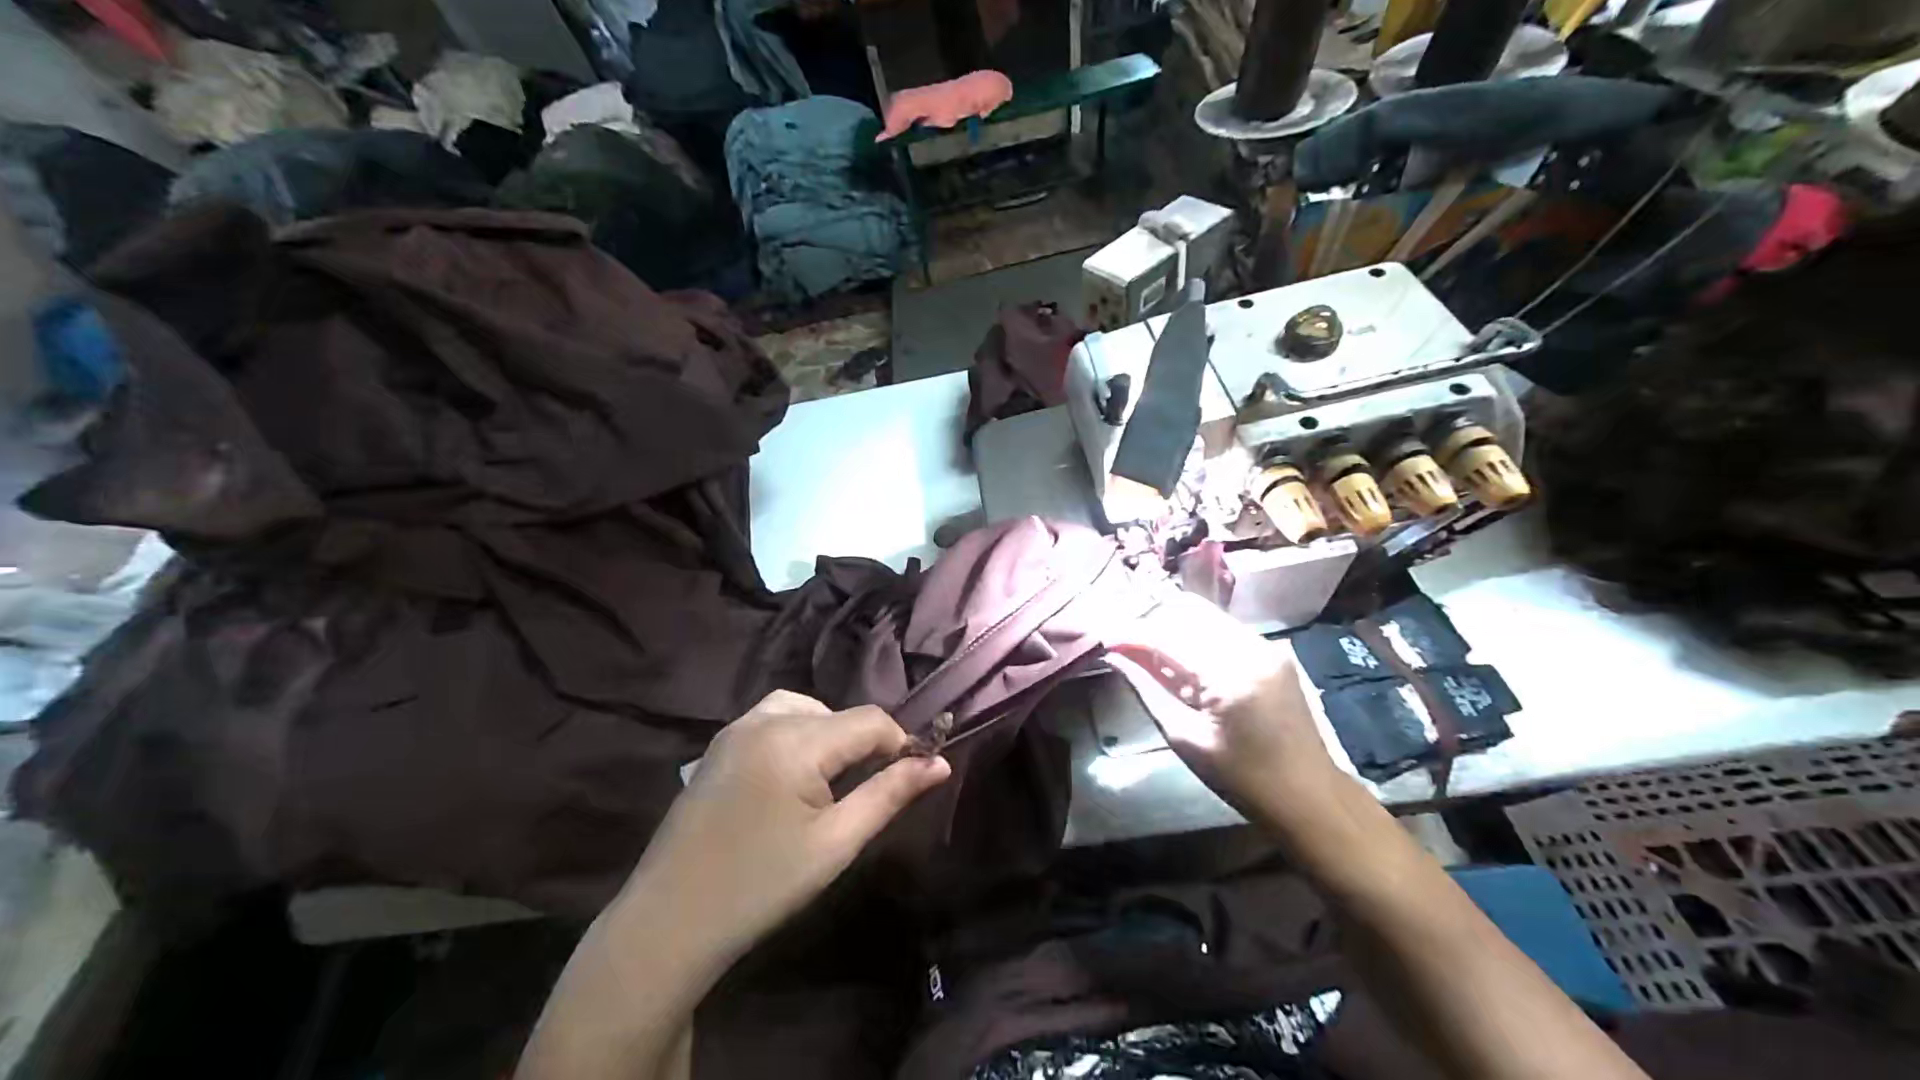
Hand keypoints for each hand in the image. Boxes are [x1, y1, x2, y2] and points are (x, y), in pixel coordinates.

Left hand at [613, 691, 950, 964]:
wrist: (668, 921)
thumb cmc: (761, 886)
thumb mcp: (836, 843)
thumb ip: (889, 794)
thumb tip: (940, 763)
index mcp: (794, 739)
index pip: (870, 720)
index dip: (900, 744)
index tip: (912, 779)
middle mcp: (764, 719)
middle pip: (838, 713)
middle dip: (864, 744)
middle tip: (866, 794)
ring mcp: (735, 729)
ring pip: (805, 709)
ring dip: (830, 735)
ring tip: (833, 781)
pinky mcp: (718, 746)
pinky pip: (773, 719)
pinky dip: (798, 734)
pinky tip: (794, 778)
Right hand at [1107, 593, 1337, 813]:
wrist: (1309, 796)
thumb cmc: (1242, 778)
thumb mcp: (1184, 737)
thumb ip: (1147, 689)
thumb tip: (1115, 658)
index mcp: (1230, 672)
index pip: (1167, 634)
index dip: (1131, 635)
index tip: (1105, 641)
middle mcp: (1251, 646)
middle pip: (1187, 612)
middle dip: (1151, 624)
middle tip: (1125, 647)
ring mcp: (1266, 647)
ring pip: (1205, 617)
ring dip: (1173, 628)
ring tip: (1149, 656)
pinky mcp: (1272, 653)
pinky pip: (1224, 630)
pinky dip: (1196, 638)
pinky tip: (1182, 664)